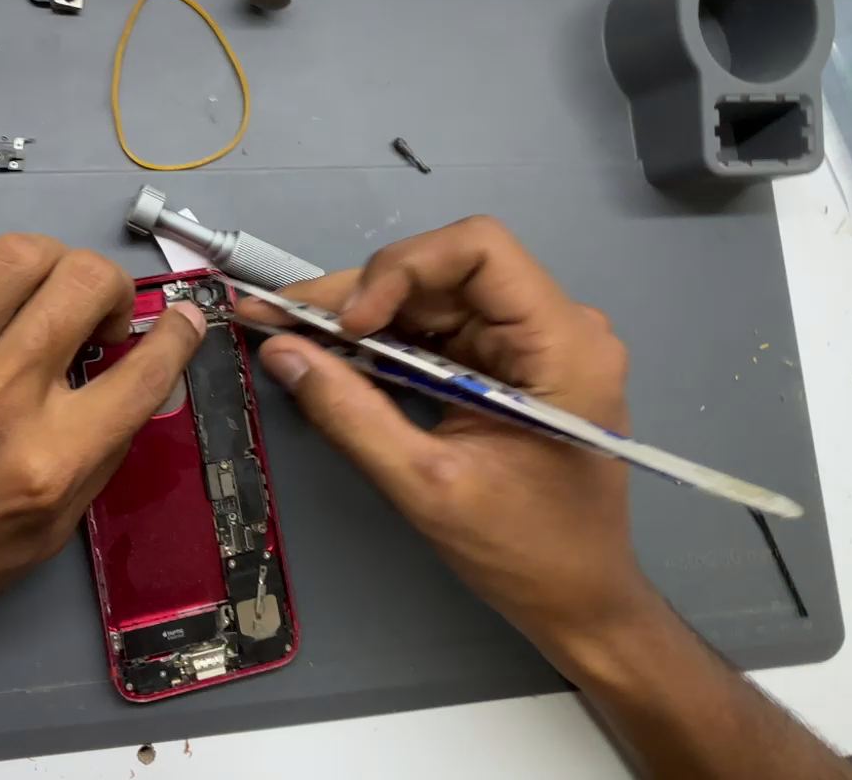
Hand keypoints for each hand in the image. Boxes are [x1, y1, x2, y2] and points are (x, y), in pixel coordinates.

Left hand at [0, 230, 206, 665]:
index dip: (180, 336)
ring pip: (16, 254)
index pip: (145, 371)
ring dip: (51, 261)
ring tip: (43, 292)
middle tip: (98, 317)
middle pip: (84, 284)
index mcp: (51, 461)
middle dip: (112, 287)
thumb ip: (103, 453)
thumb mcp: (48, 536)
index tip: (183, 320)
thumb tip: (142, 378)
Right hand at [251, 216, 652, 661]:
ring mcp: (521, 341)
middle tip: (275, 318)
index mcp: (560, 343)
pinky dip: (371, 338)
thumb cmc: (524, 550)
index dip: (402, 268)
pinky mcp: (494, 359)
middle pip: (437, 271)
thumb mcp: (425, 486)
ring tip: (284, 330)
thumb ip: (349, 413)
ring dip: (352, 314)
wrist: (576, 601)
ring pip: (422, 295)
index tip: (350, 324)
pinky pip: (424, 327)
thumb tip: (278, 350)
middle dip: (353, 295)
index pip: (478, 249)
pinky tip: (323, 349)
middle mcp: (547, 324)